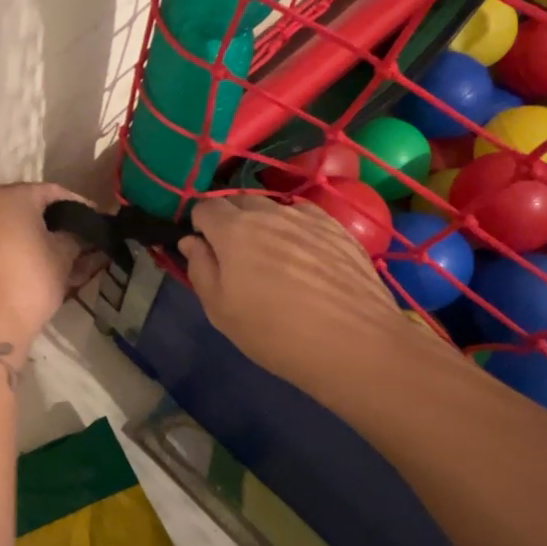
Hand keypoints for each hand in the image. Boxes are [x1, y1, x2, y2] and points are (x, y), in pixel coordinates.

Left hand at [0, 183, 102, 340]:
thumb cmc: (31, 282)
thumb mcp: (63, 256)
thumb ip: (75, 236)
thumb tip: (81, 232)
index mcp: (12, 198)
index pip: (52, 191)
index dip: (78, 204)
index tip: (96, 217)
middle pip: (30, 204)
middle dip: (56, 217)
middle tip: (79, 231)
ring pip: (14, 222)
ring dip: (38, 232)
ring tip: (64, 249)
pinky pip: (0, 238)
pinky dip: (20, 244)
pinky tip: (40, 259)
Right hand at [179, 195, 412, 387]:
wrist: (355, 344)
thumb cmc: (276, 333)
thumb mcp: (220, 311)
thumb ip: (200, 268)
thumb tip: (191, 241)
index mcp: (233, 230)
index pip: (204, 207)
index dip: (199, 226)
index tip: (205, 250)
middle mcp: (268, 212)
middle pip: (238, 201)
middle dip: (229, 220)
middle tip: (235, 256)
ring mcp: (307, 217)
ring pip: (272, 207)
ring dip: (263, 223)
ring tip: (271, 256)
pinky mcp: (338, 228)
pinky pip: (304, 215)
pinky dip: (295, 226)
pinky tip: (302, 252)